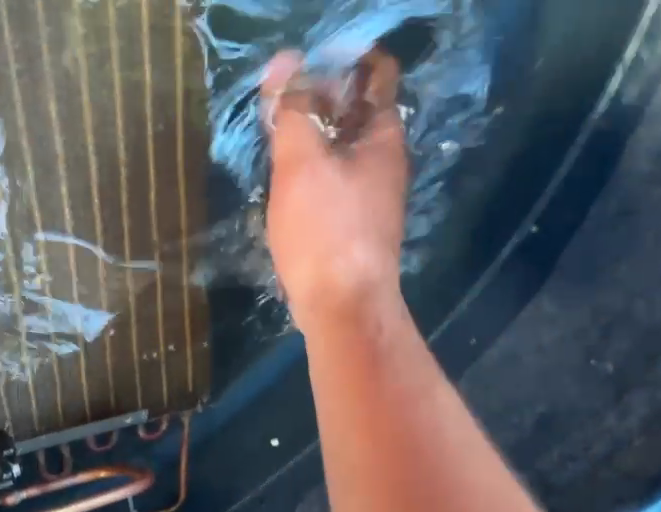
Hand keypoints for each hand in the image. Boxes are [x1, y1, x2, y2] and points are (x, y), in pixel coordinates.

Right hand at [261, 49, 409, 330]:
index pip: (376, 75)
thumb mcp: (300, 164)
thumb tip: (283, 62)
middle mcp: (384, 161)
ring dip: (314, 141)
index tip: (305, 63)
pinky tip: (286, 189)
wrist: (342, 304)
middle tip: (280, 100)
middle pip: (357, 114)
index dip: (345, 59)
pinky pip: (334, 185)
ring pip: (344, 152)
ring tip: (276, 141)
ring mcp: (371, 197)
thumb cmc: (324, 229)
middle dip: (322, 101)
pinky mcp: (354, 228)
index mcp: (381, 136)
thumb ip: (291, 113)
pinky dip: (312, 175)